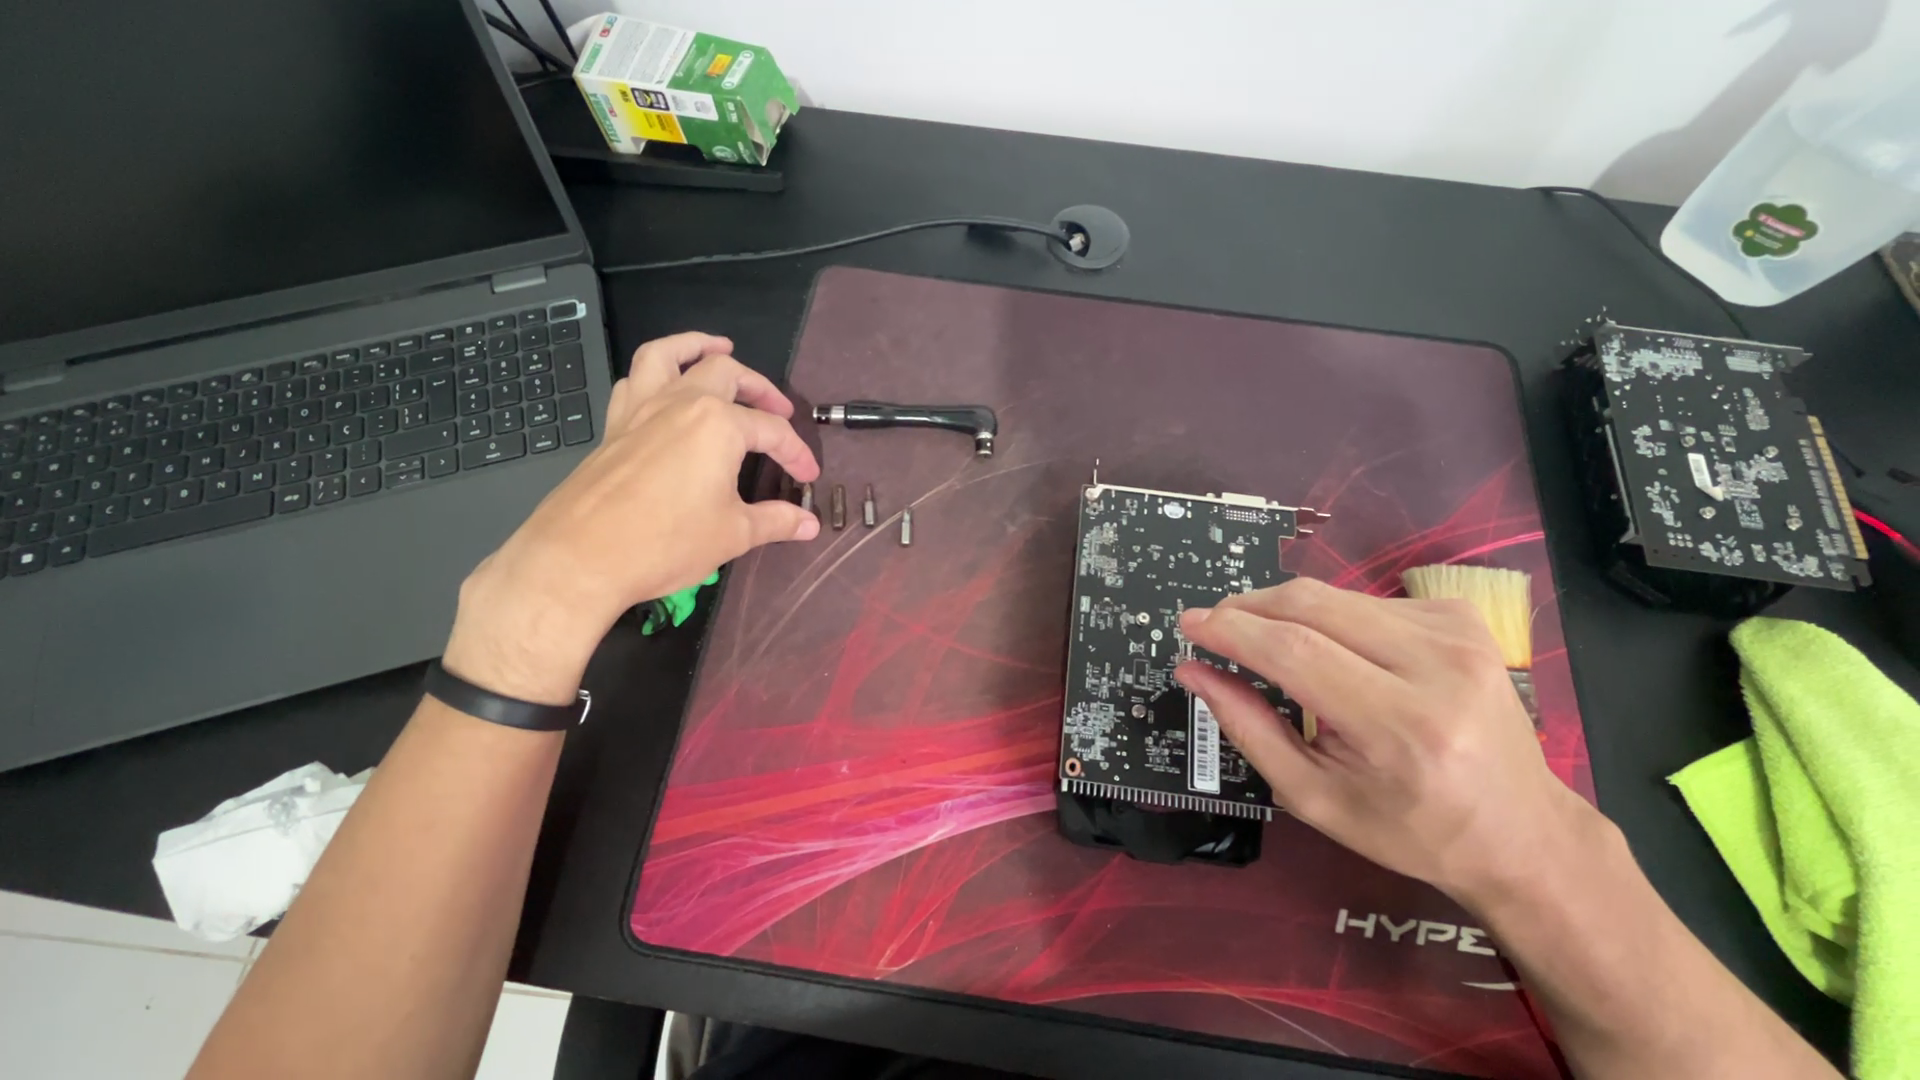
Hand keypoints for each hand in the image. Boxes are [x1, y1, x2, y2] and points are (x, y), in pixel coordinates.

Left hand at [441, 332, 819, 704]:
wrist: (582, 557)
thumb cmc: (666, 542)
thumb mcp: (733, 534)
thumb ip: (775, 521)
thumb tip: (809, 525)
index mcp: (719, 424)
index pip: (772, 431)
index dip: (796, 453)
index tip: (808, 475)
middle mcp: (681, 403)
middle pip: (726, 374)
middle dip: (759, 387)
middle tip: (777, 407)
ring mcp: (641, 409)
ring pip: (669, 356)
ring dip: (696, 345)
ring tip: (717, 347)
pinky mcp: (614, 425)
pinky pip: (634, 381)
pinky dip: (654, 373)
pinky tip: (663, 386)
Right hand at [1174, 578, 1595, 905]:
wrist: (1520, 829)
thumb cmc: (1410, 828)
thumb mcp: (1315, 797)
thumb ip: (1249, 728)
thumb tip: (1193, 671)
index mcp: (1403, 727)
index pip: (1295, 652)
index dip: (1231, 632)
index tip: (1188, 624)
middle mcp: (1438, 666)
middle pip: (1312, 606)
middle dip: (1248, 608)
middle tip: (1212, 624)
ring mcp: (1457, 634)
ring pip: (1334, 597)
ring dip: (1284, 612)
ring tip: (1262, 642)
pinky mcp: (1462, 618)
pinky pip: (1365, 601)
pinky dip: (1329, 617)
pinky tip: (1330, 650)